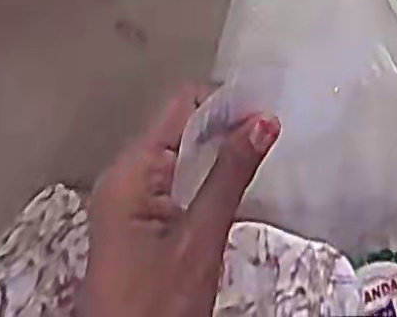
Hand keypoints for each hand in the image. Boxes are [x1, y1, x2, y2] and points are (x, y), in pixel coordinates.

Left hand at [82, 85, 279, 316]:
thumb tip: (265, 118)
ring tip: (261, 146)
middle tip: (270, 129)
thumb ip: (232, 173)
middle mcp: (126, 177)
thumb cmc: (155, 309)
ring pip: (184, 151)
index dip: (225, 100)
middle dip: (227, 123)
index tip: (265, 111)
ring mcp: (131, 201)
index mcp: (130, 172)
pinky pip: (180, 177)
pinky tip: (236, 178)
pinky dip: (210, 171)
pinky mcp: (141, 222)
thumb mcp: (200, 239)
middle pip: (184, 124)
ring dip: (221, 148)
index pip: (183, 104)